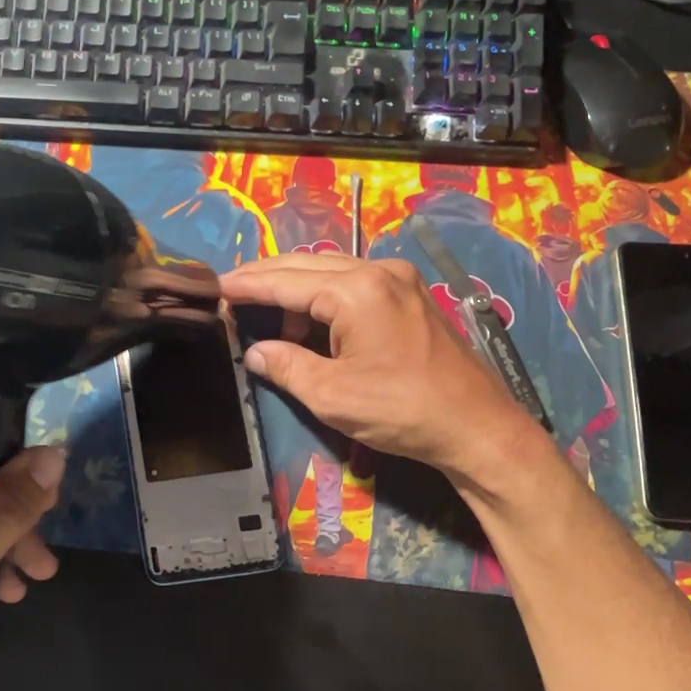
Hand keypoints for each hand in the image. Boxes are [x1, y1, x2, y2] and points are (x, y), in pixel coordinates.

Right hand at [221, 250, 546, 489]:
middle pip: (307, 264)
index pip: (285, 281)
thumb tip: (256, 352)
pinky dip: (325, 297)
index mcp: (356, 290)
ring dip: (297, 289)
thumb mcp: (331, 395)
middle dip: (267, 277)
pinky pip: (354, 283)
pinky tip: (312, 324)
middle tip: (232, 291)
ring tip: (269, 318)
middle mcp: (379, 272)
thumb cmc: (400, 410)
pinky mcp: (411, 297)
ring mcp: (399, 281)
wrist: (475, 426)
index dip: (247, 285)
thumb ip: (287, 366)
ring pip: (332, 270)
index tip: (215, 286)